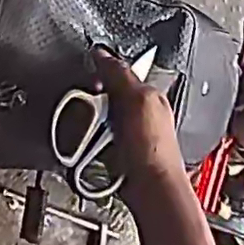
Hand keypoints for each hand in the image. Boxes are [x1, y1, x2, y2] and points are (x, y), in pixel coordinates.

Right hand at [95, 47, 224, 244]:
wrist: (151, 190)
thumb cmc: (153, 149)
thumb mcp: (136, 100)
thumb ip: (120, 74)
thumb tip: (102, 53)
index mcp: (152, 95)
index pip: (122, 70)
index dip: (105, 68)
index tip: (91, 71)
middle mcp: (143, 112)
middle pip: (109, 91)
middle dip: (96, 94)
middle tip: (91, 99)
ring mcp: (130, 133)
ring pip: (101, 112)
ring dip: (91, 115)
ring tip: (91, 122)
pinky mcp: (118, 150)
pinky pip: (96, 134)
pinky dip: (90, 135)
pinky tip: (91, 139)